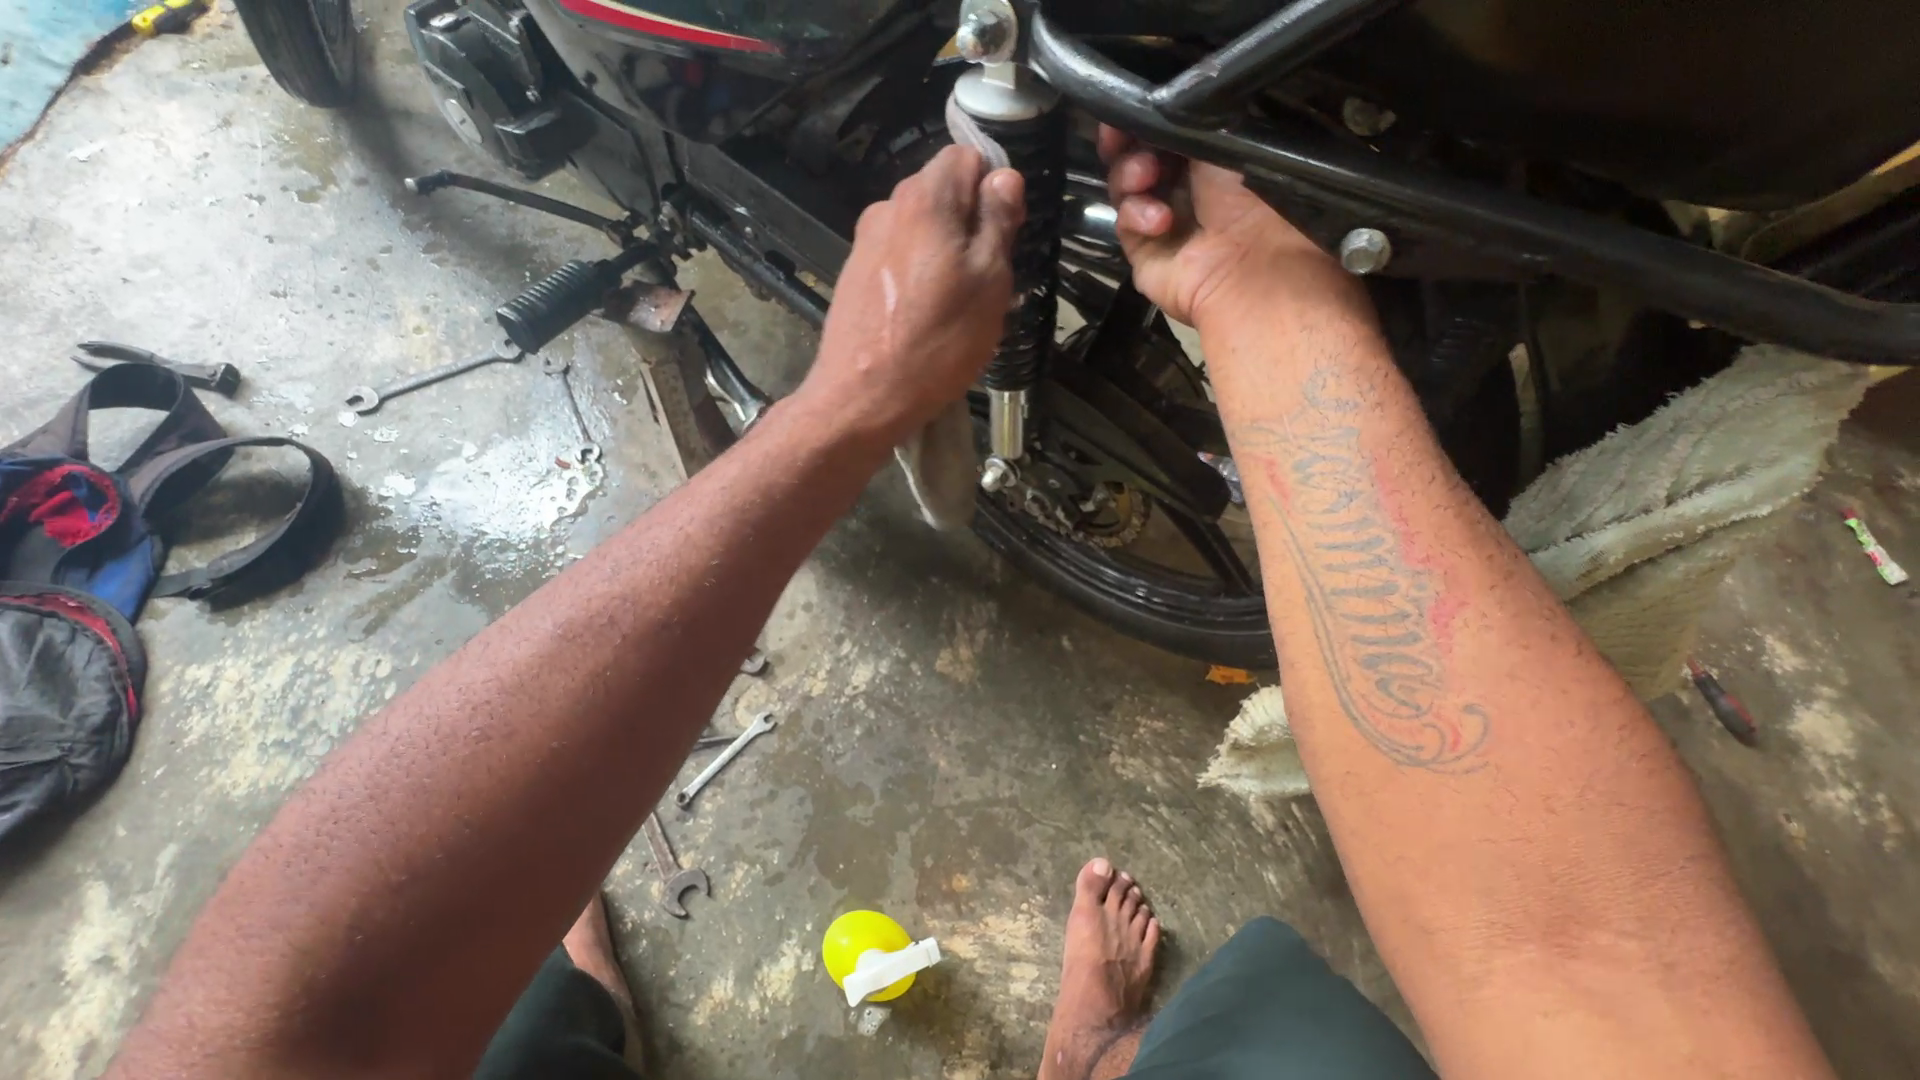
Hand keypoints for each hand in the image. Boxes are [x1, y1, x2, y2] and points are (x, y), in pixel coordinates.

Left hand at [798, 145, 1024, 447]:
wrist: (862, 397)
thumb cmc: (936, 341)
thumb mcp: (989, 281)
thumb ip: (998, 222)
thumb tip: (1004, 176)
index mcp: (925, 199)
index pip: (967, 155)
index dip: (994, 189)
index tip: (1006, 234)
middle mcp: (888, 208)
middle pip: (943, 193)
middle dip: (971, 225)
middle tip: (987, 279)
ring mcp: (866, 242)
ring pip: (922, 230)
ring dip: (946, 255)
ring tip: (957, 307)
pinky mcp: (854, 276)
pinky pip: (900, 259)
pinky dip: (919, 277)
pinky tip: (925, 319)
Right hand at [1098, 126, 1348, 328]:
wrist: (1252, 265)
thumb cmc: (1255, 197)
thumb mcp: (1225, 137)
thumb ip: (1187, 118)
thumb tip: (1153, 102)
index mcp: (1208, 158)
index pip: (1161, 132)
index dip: (1139, 119)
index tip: (1123, 110)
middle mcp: (1183, 188)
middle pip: (1133, 155)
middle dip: (1124, 142)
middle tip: (1118, 135)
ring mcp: (1160, 221)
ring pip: (1123, 187)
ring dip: (1129, 173)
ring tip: (1148, 176)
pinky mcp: (1144, 252)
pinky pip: (1125, 223)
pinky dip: (1138, 214)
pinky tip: (1161, 220)